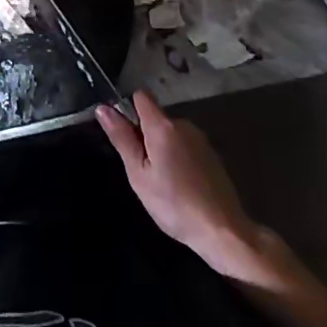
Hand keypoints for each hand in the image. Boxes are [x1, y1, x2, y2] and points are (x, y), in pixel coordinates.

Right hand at [97, 91, 264, 276]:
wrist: (223, 230)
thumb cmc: (174, 204)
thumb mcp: (139, 174)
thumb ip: (122, 138)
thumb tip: (103, 108)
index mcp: (163, 126)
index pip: (141, 96)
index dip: (128, 109)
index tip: (125, 134)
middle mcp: (183, 125)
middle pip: (156, 117)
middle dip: (144, 135)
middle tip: (142, 169)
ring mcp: (200, 139)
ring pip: (170, 133)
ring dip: (161, 148)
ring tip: (161, 182)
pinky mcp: (212, 155)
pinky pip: (185, 146)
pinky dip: (178, 158)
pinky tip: (180, 186)